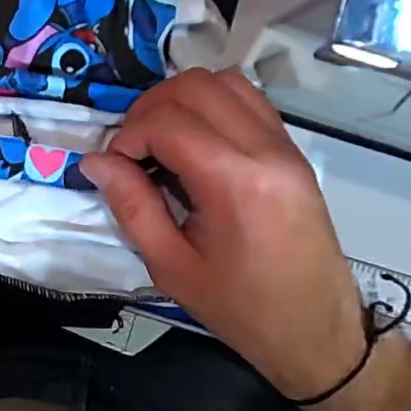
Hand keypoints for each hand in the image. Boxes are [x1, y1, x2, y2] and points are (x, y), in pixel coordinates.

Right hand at [80, 69, 366, 401]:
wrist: (314, 330)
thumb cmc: (240, 307)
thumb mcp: (171, 266)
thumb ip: (131, 206)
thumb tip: (95, 161)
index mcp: (236, 183)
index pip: (168, 122)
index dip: (127, 136)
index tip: (115, 168)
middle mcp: (267, 150)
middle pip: (195, 86)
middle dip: (149, 108)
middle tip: (133, 149)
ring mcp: (286, 146)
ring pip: (224, 80)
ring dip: (181, 99)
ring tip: (161, 140)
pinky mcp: (292, 151)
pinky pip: (247, 100)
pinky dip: (210, 105)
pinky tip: (194, 142)